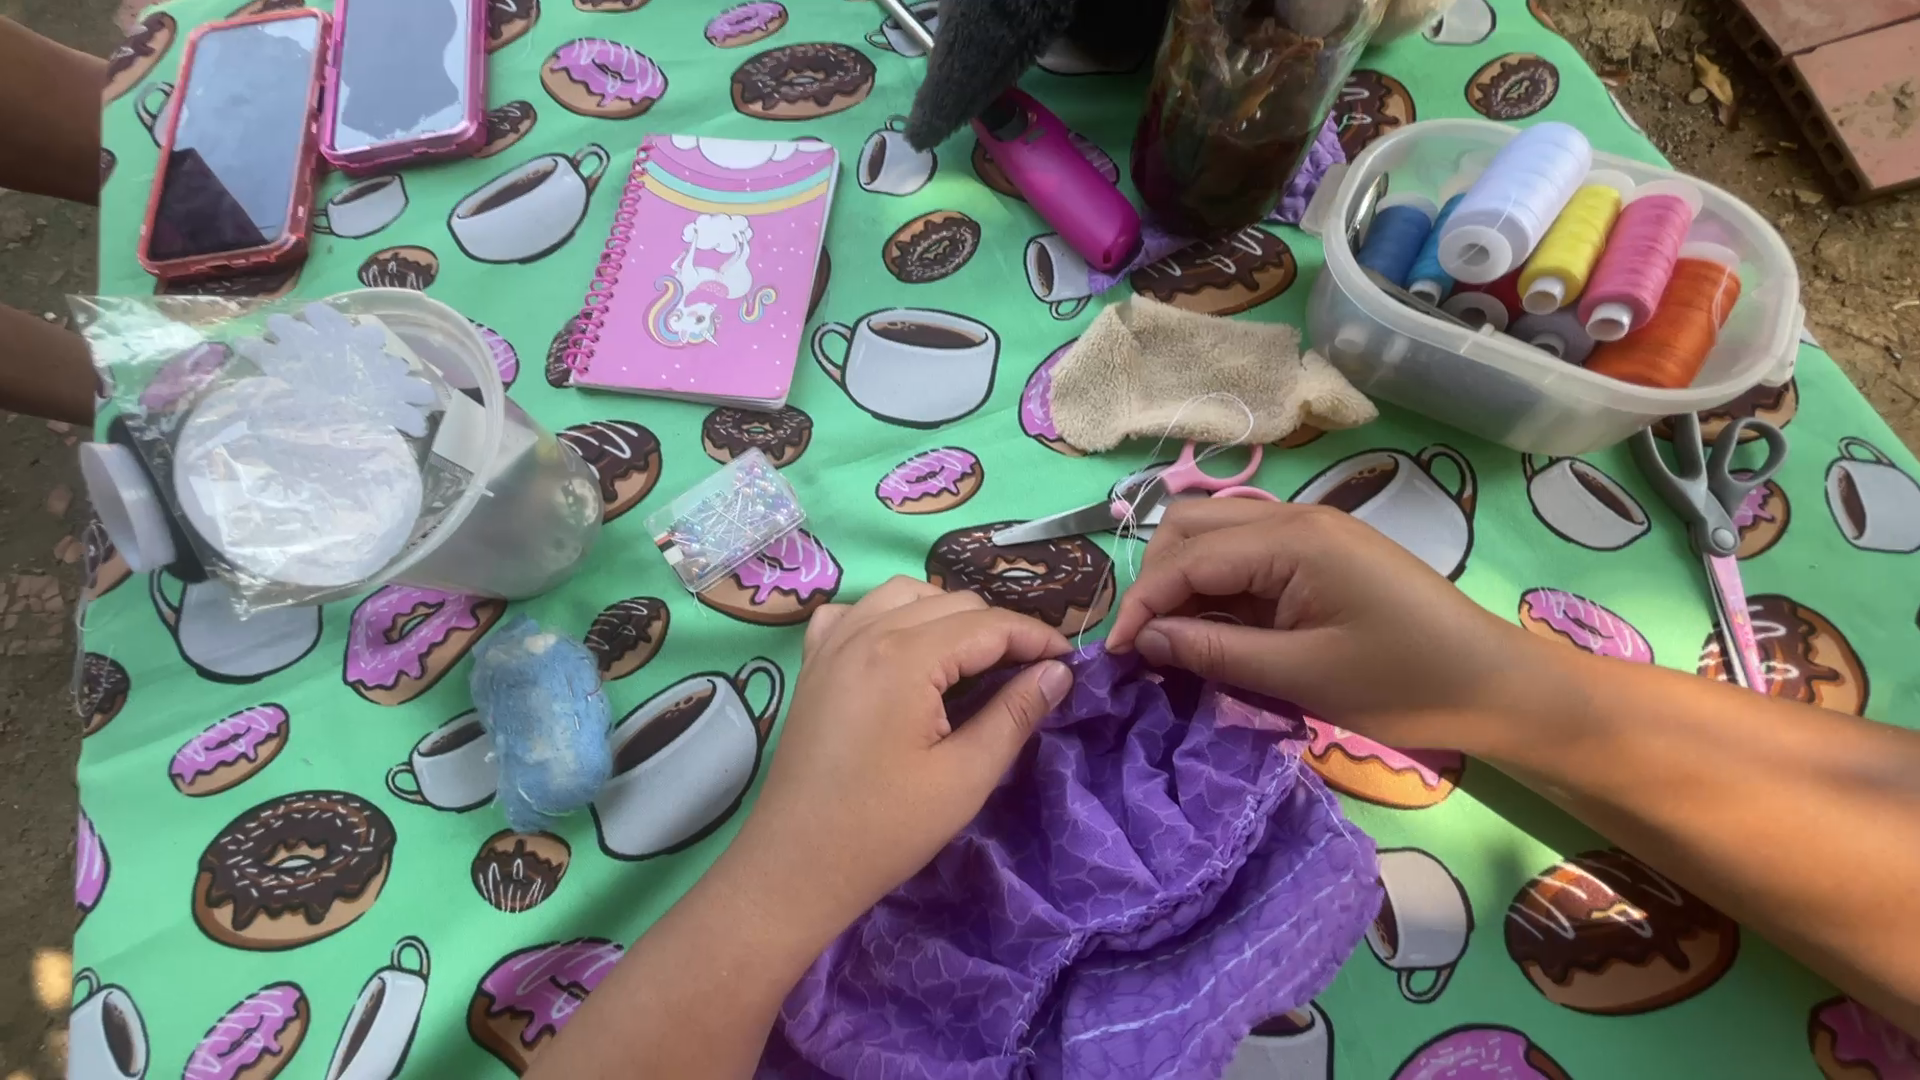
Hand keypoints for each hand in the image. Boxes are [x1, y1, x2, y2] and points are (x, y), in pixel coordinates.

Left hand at [719, 577, 1074, 938]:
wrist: (794, 866)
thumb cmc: (884, 829)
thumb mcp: (965, 778)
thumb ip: (1015, 714)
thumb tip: (1058, 672)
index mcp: (906, 657)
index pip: (988, 624)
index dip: (1036, 636)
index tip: (1068, 660)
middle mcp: (867, 631)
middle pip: (951, 602)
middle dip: (998, 628)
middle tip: (1027, 670)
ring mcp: (833, 642)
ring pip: (904, 594)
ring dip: (946, 613)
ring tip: (970, 657)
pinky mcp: (813, 661)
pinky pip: (856, 611)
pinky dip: (887, 615)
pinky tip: (898, 648)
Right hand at [1105, 500, 1551, 751]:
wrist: (1497, 686)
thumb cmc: (1406, 683)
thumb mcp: (1300, 676)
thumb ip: (1212, 652)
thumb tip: (1141, 640)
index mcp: (1292, 538)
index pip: (1187, 558)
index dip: (1142, 604)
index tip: (1114, 654)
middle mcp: (1291, 515)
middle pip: (1189, 526)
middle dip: (1154, 580)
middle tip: (1144, 641)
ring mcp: (1305, 528)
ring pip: (1211, 533)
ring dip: (1180, 577)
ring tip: (1170, 634)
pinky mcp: (1314, 551)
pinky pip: (1241, 553)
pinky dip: (1212, 585)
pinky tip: (1209, 624)